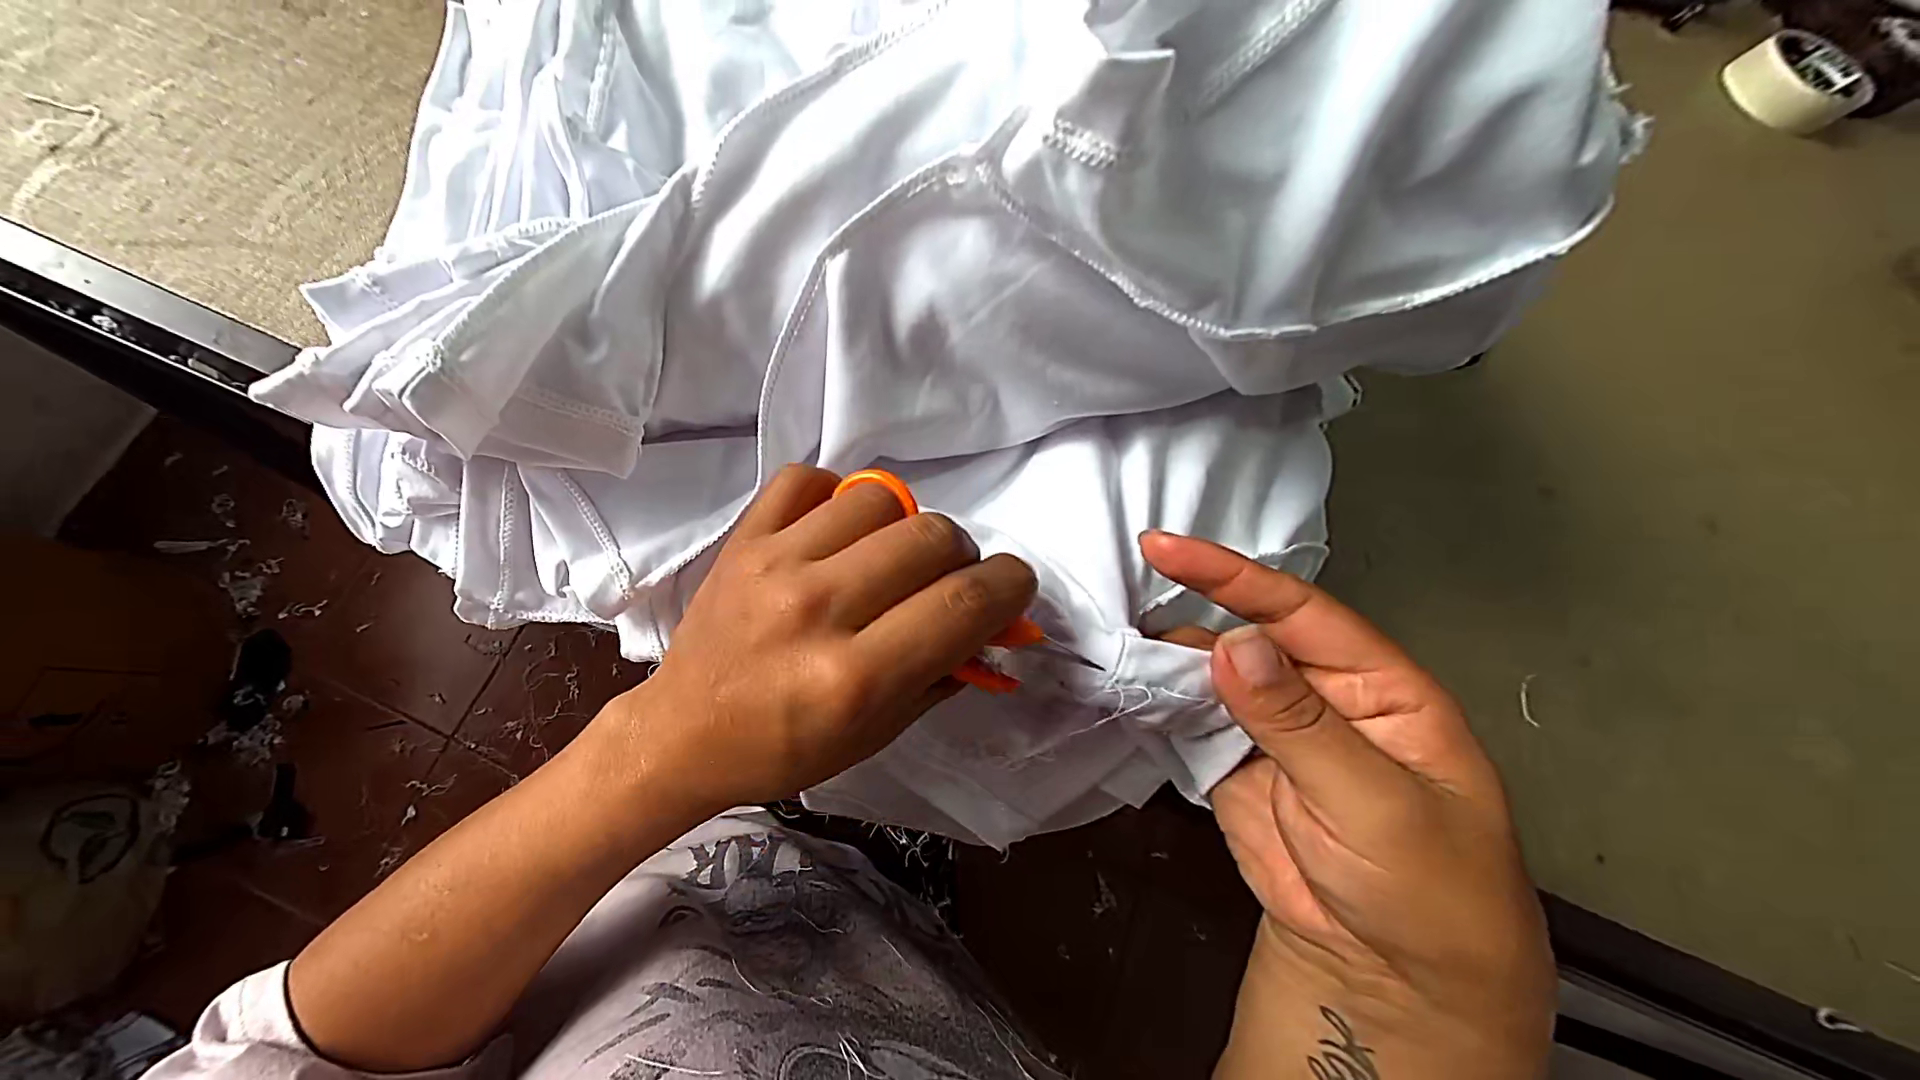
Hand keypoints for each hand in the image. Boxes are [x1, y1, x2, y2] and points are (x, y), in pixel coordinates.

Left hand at [605, 464, 1037, 809]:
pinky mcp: (742, 539)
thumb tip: (1000, 624)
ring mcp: (773, 565)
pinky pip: (808, 479)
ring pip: (880, 498)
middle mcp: (816, 610)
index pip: (965, 602)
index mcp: (855, 678)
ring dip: (905, 525)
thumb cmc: (788, 749)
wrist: (684, 734)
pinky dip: (837, 496)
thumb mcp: (881, 731)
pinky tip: (838, 532)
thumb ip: (948, 671)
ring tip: (889, 557)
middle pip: (933, 537)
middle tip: (946, 581)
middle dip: (963, 556)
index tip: (1011, 587)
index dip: (1011, 585)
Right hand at [1141, 531, 1554, 1078]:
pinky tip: (1135, 686)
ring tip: (1122, 641)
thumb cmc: (1430, 893)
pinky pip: (1189, 717)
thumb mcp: (1378, 805)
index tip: (1169, 549)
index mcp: (1376, 684)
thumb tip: (1234, 643)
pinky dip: (1159, 700)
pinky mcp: (1231, 760)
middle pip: (1245, 630)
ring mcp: (1270, 726)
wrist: (1389, 979)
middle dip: (1190, 604)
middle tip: (1129, 583)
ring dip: (1167, 657)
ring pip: (1209, 671)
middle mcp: (1319, 691)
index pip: (1298, 610)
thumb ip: (1300, 722)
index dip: (1232, 576)